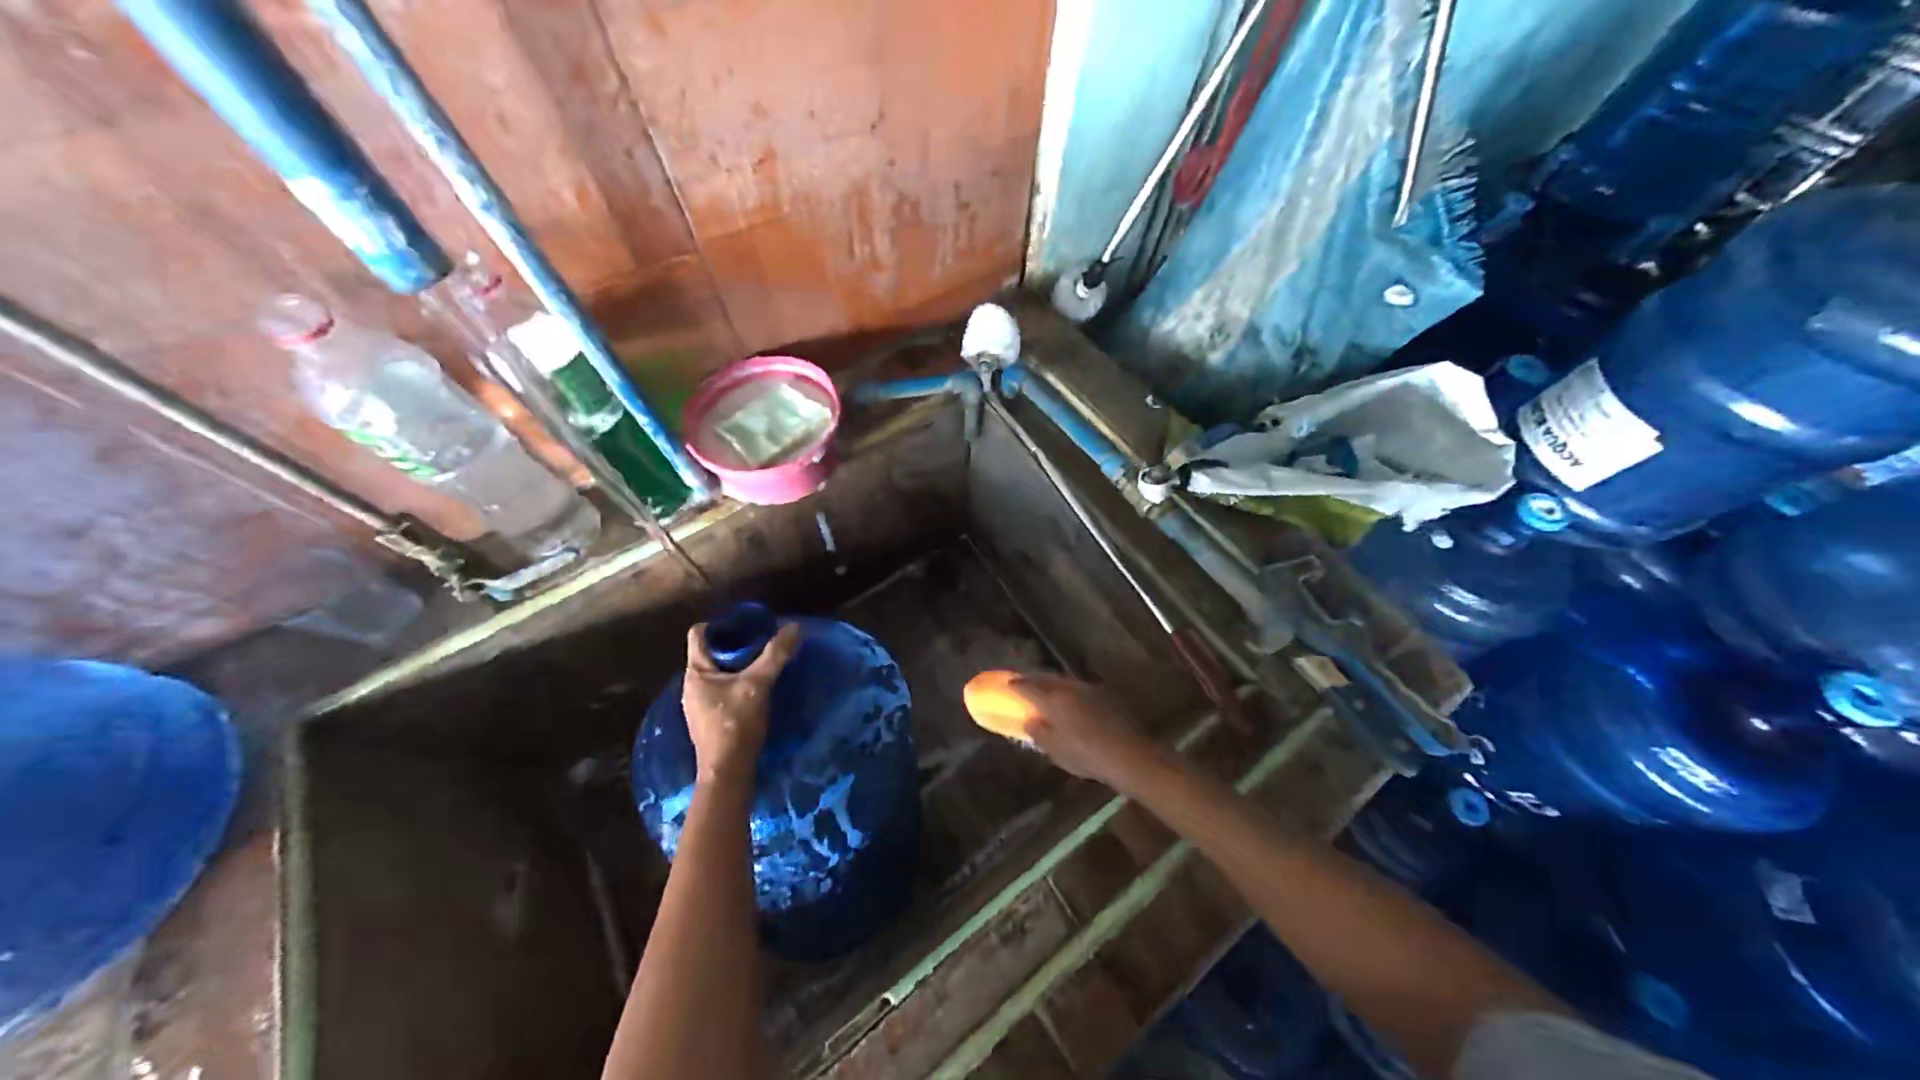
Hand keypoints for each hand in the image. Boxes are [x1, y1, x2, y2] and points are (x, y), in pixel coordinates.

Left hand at [682, 622, 801, 785]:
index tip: (747, 625)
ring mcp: (697, 705)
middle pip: (710, 653)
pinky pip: (721, 692)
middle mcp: (690, 686)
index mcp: (695, 672)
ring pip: (717, 674)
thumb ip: (776, 655)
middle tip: (762, 643)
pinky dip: (736, 686)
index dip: (721, 624)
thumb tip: (794, 627)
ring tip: (762, 665)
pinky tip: (756, 692)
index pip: (699, 633)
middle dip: (735, 646)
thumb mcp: (758, 684)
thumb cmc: (735, 724)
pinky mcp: (707, 721)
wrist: (727, 773)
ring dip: (737, 667)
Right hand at [1003, 673, 1154, 787]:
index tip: (1006, 685)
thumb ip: (1039, 733)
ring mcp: (1088, 690)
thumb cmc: (1086, 755)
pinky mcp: (1102, 696)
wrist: (1128, 756)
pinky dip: (1065, 689)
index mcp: (1054, 700)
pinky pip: (1076, 687)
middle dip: (1031, 679)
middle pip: (1045, 678)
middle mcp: (1069, 689)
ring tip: (1041, 688)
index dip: (1015, 686)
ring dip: (1049, 682)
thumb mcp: (1056, 751)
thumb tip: (1030, 721)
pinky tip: (1065, 699)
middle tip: (1021, 681)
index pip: (1028, 687)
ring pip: (1062, 681)